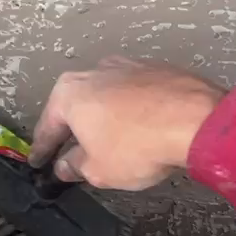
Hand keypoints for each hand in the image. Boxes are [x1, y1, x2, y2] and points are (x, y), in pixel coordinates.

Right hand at [28, 57, 224, 190]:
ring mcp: (129, 66)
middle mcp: (96, 71)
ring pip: (108, 96)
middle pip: (78, 105)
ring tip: (112, 143)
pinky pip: (137, 94)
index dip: (43, 149)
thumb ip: (75, 167)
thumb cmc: (139, 144)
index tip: (40, 160)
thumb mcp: (98, 170)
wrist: (196, 120)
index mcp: (71, 92)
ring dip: (107, 118)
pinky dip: (134, 111)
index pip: (49, 126)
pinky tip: (142, 129)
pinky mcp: (158, 69)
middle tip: (72, 152)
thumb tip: (67, 167)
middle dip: (75, 130)